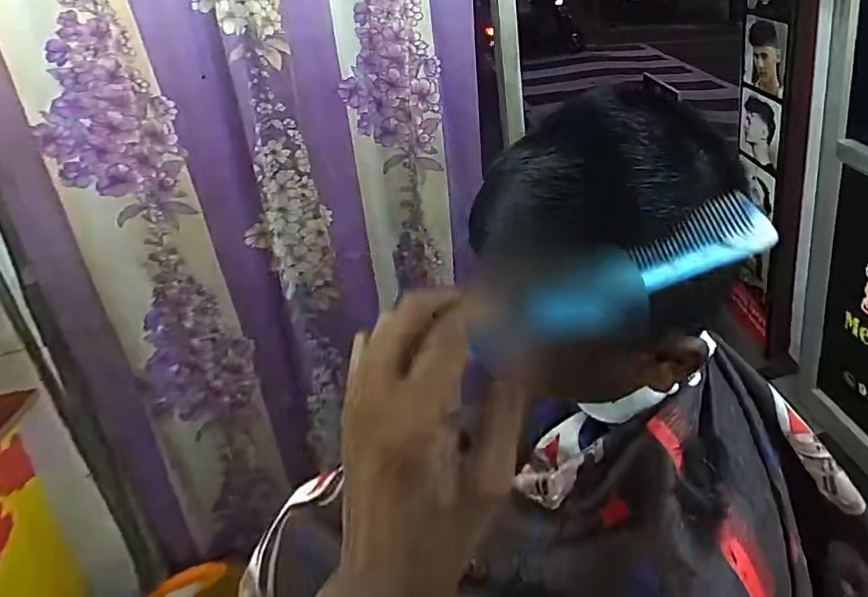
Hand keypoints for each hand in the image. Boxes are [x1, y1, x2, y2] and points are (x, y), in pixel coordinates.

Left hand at [323, 290, 526, 596]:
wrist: (378, 579)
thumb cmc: (441, 536)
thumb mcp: (490, 482)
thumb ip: (506, 411)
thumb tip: (519, 352)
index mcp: (415, 416)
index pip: (450, 334)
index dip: (484, 311)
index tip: (512, 304)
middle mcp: (377, 394)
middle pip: (408, 311)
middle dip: (450, 297)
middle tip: (486, 306)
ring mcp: (355, 396)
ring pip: (386, 320)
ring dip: (425, 311)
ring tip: (462, 321)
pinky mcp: (347, 404)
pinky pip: (368, 344)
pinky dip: (398, 331)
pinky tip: (424, 345)